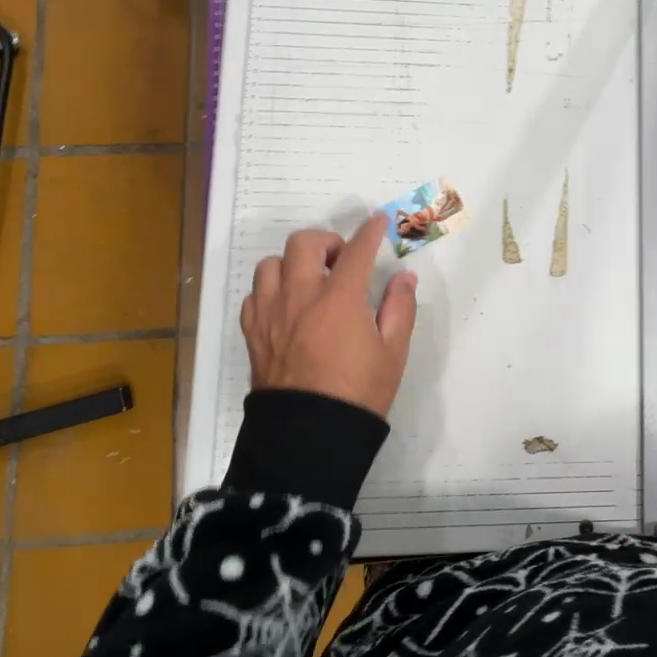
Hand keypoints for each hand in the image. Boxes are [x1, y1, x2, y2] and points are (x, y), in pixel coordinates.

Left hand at [241, 215, 418, 415]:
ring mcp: (271, 314)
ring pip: (271, 265)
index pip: (356, 251)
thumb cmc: (359, 392)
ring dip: (292, 264)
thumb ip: (399, 307)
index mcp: (339, 299)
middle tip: (340, 260)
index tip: (377, 221)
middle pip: (303, 244)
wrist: (309, 436)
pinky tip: (286, 305)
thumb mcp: (393, 351)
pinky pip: (254, 295)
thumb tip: (403, 277)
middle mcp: (300, 297)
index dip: (369, 231)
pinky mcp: (253, 334)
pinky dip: (270, 291)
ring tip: (309, 280)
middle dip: (325, 241)